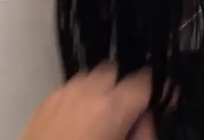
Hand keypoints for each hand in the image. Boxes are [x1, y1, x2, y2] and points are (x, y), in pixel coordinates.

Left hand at [20, 65, 155, 139]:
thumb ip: (144, 133)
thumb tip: (146, 118)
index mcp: (112, 107)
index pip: (144, 79)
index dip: (153, 90)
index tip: (157, 100)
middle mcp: (87, 91)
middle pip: (115, 71)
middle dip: (123, 88)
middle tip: (125, 116)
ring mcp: (64, 92)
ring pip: (92, 77)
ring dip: (100, 91)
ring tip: (100, 121)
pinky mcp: (46, 100)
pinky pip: (71, 88)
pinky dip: (80, 98)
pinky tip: (78, 123)